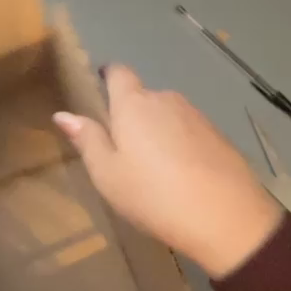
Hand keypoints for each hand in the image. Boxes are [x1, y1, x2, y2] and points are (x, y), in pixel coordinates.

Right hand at [54, 65, 283, 277]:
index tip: (99, 92)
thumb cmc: (154, 195)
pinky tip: (180, 175)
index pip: (118, 72)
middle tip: (122, 150)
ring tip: (152, 168)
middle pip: (143, 96)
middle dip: (131, 114)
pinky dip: (180, 145)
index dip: (107, 76)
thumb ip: (87, 140)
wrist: (227, 218)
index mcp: (134, 104)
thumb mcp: (108, 174)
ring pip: (167, 114)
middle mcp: (166, 99)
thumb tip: (63, 114)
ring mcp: (196, 116)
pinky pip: (188, 131)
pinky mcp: (218, 135)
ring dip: (157, 131)